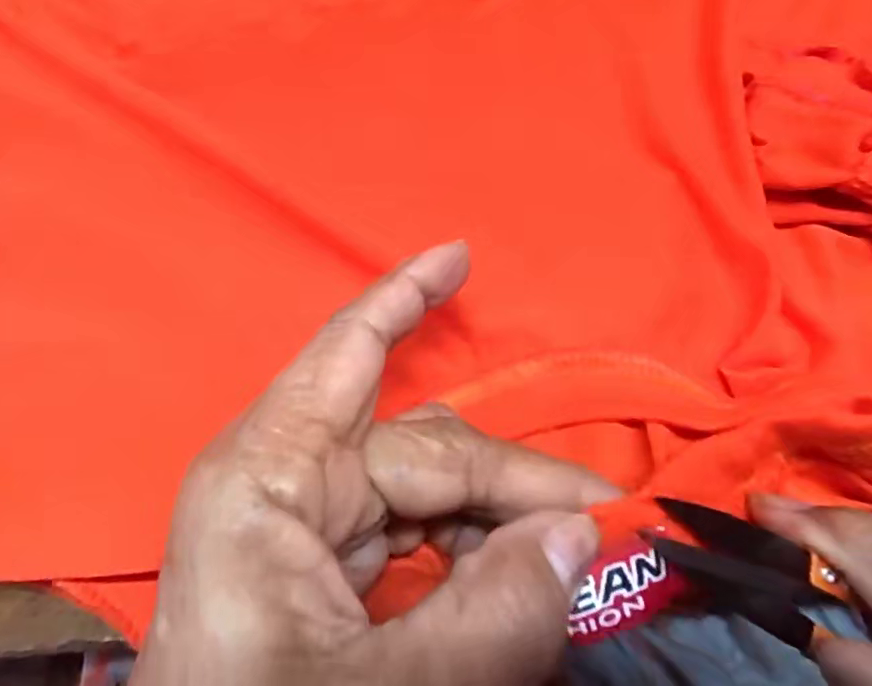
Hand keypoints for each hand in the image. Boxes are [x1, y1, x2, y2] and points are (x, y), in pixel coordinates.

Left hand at [137, 242, 618, 685]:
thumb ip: (490, 617)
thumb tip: (575, 538)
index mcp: (270, 477)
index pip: (352, 353)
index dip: (407, 295)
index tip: (459, 254)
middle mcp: (286, 479)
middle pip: (423, 445)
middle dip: (511, 475)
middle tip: (601, 515)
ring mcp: (304, 523)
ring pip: (427, 490)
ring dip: (496, 516)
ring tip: (565, 551)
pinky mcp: (322, 567)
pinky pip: (414, 532)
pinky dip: (467, 548)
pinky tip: (506, 573)